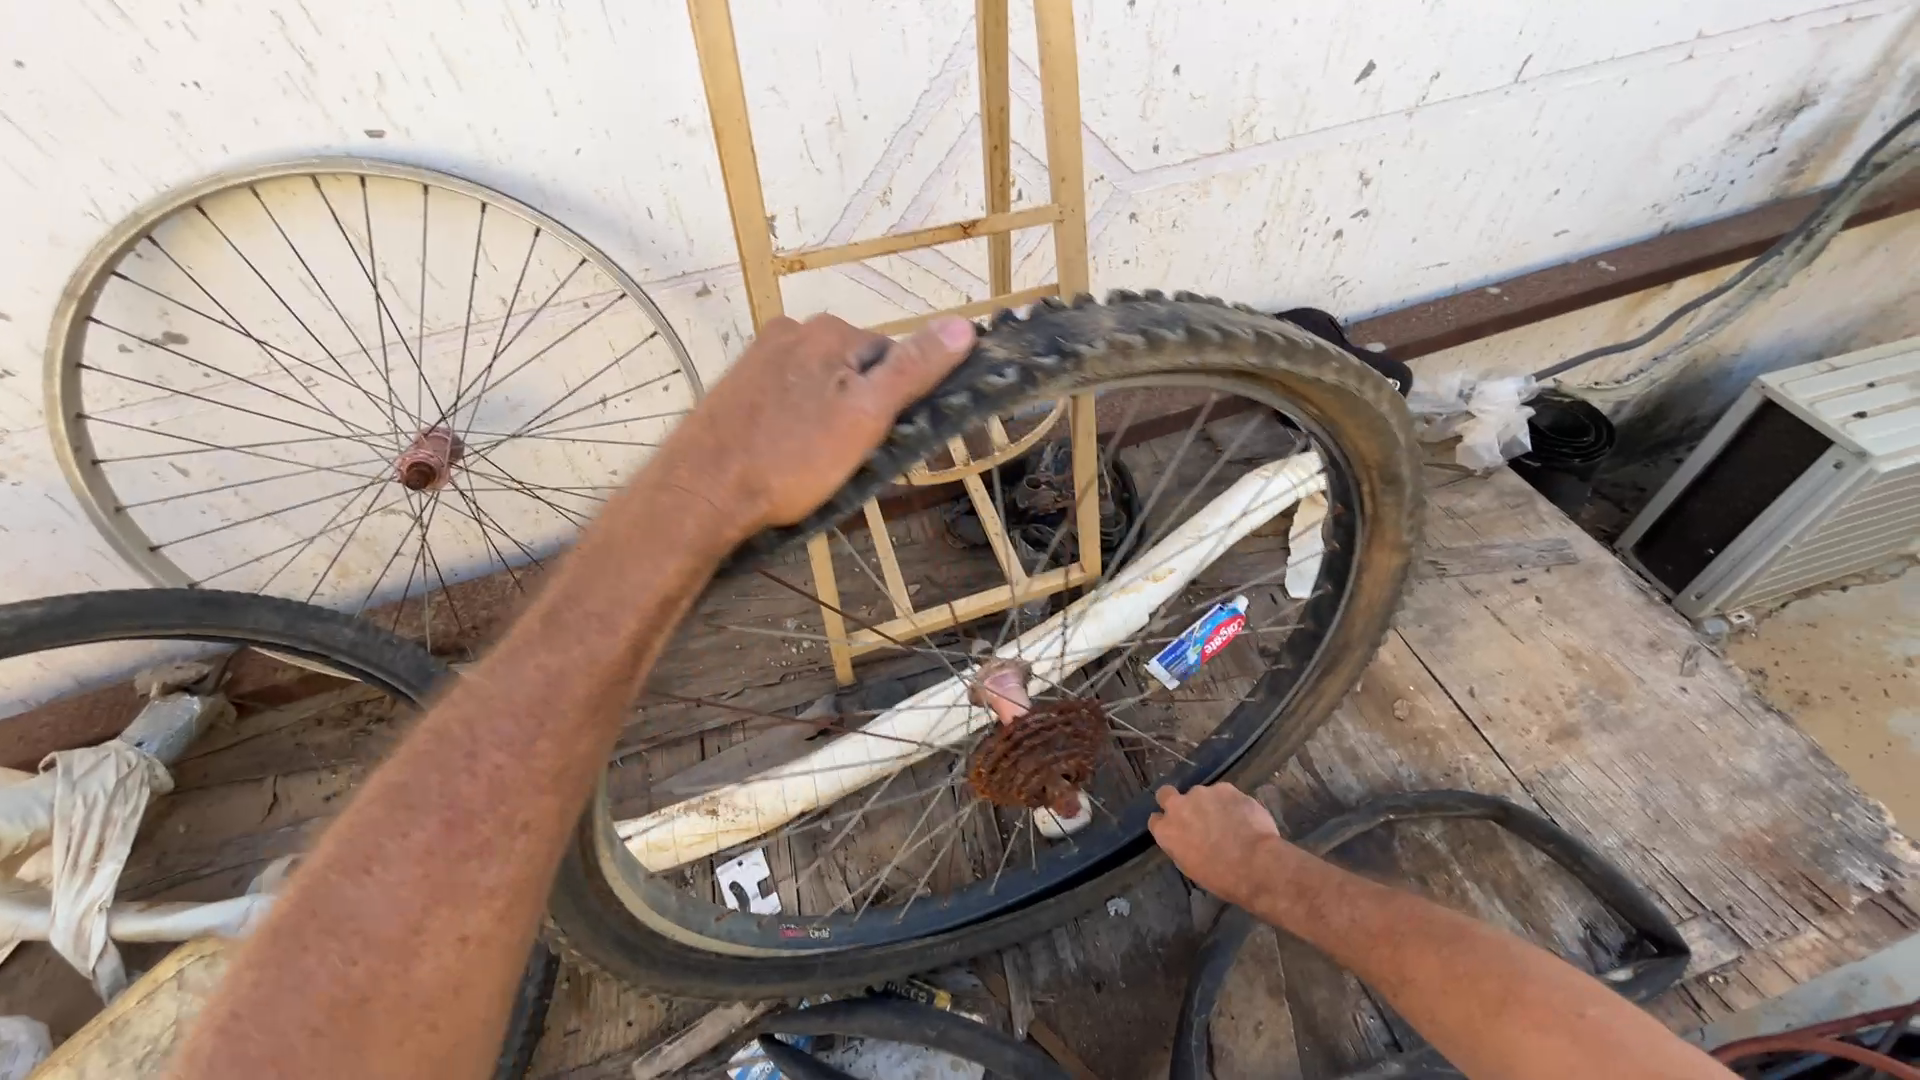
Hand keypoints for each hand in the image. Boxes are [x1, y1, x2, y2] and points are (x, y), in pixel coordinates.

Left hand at [664, 313, 975, 528]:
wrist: (701, 492)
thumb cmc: (791, 459)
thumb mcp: (866, 416)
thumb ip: (914, 369)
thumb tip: (965, 326)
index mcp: (827, 332)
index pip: (891, 357)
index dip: (896, 402)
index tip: (885, 441)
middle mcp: (790, 332)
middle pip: (853, 370)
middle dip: (861, 410)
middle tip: (851, 459)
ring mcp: (758, 358)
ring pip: (820, 387)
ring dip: (830, 419)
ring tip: (817, 464)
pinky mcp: (737, 388)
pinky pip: (788, 400)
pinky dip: (797, 424)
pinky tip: (787, 457)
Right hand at [1149, 783, 1287, 905]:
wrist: (1256, 864)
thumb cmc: (1222, 877)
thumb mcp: (1190, 867)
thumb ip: (1180, 845)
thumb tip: (1186, 838)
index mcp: (1166, 830)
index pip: (1155, 820)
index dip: (1167, 823)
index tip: (1178, 830)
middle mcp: (1178, 806)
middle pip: (1166, 794)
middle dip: (1176, 801)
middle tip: (1194, 815)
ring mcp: (1201, 793)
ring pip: (1200, 794)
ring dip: (1209, 804)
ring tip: (1229, 821)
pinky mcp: (1224, 787)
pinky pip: (1223, 793)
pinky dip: (1230, 803)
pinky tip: (1243, 818)